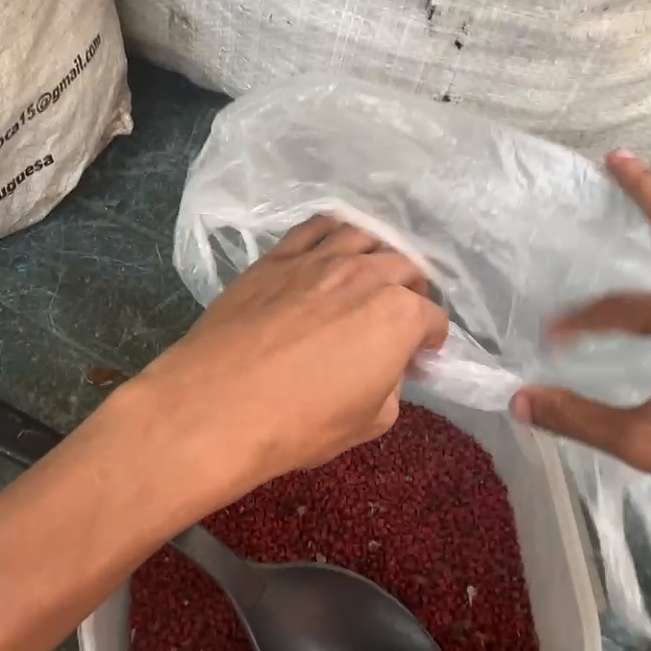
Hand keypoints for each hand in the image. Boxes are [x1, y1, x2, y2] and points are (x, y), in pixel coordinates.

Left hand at [125, 216, 448, 494]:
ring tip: (371, 272)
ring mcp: (317, 259)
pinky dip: (333, 231)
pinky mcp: (275, 257)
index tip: (421, 356)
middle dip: (411, 291)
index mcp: (399, 315)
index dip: (431, 339)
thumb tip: (387, 370)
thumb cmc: (300, 422)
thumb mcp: (368, 422)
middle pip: (403, 267)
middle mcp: (365, 274)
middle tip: (401, 314)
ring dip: (377, 253)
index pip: (432, 318)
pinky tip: (332, 244)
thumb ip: (391, 387)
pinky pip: (313, 228)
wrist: (218, 403)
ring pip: (362, 236)